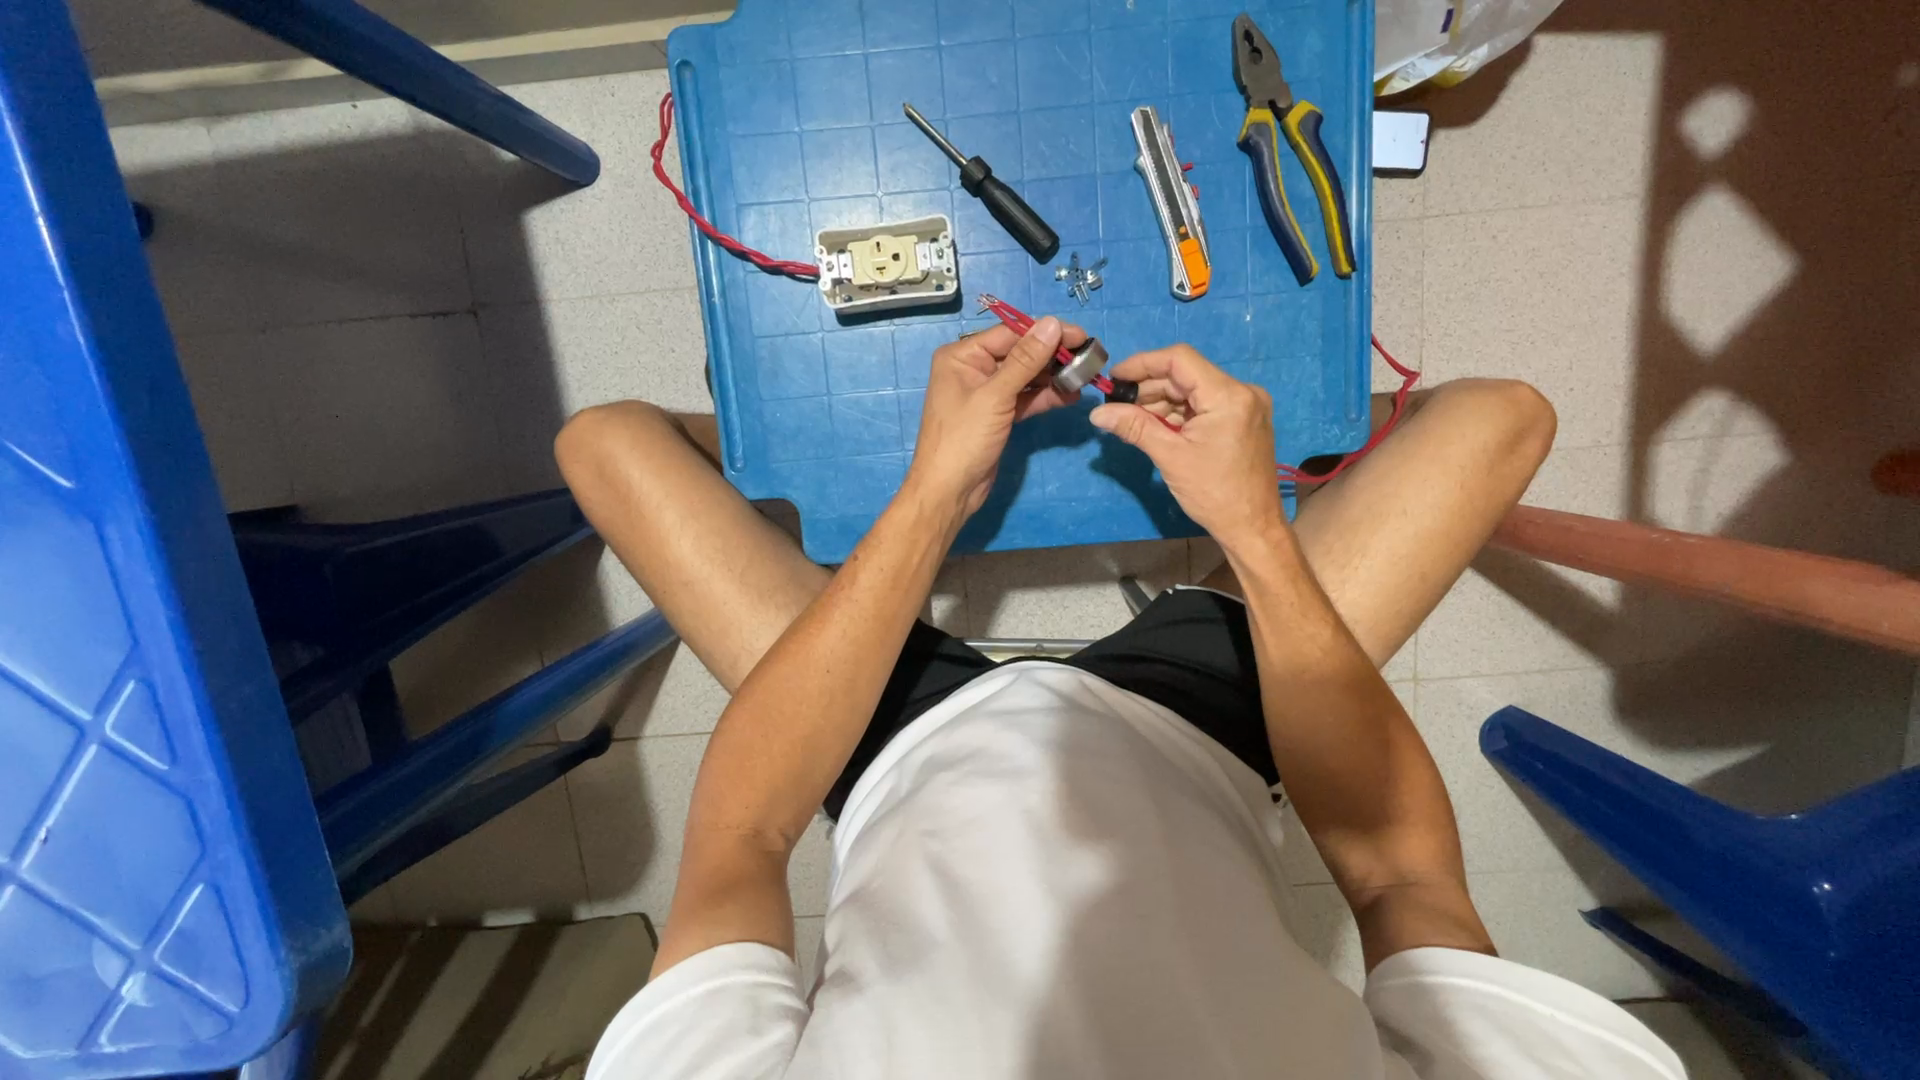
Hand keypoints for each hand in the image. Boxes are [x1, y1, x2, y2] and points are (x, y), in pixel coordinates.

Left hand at [905, 315, 1084, 517]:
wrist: (949, 491)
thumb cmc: (964, 439)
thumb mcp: (995, 396)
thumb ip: (1026, 360)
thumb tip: (1052, 323)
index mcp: (962, 356)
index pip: (1010, 333)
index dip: (1046, 332)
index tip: (1081, 335)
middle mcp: (973, 369)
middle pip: (1020, 353)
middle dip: (1054, 355)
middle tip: (1090, 356)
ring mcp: (986, 393)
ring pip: (1026, 377)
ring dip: (1054, 377)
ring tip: (1086, 376)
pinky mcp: (998, 415)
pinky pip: (1026, 398)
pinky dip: (1046, 397)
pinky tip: (1071, 396)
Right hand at [1089, 345, 1284, 550]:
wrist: (1252, 527)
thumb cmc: (1213, 494)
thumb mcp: (1170, 457)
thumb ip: (1134, 427)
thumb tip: (1097, 412)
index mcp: (1228, 396)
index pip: (1179, 360)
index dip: (1143, 364)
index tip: (1115, 379)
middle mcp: (1242, 392)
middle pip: (1185, 375)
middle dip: (1149, 388)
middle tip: (1118, 407)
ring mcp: (1245, 405)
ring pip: (1193, 391)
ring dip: (1161, 402)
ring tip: (1132, 421)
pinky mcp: (1243, 419)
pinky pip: (1204, 405)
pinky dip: (1179, 414)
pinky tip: (1156, 427)